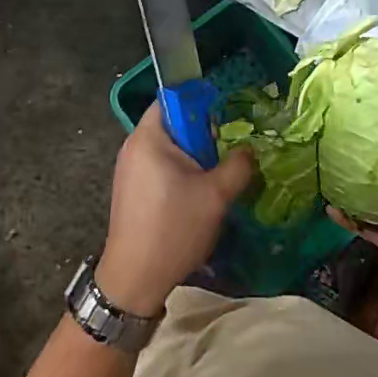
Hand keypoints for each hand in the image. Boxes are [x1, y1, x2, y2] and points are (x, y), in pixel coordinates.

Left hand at [100, 101, 255, 316]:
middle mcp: (133, 146)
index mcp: (148, 137)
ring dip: (194, 159)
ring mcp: (128, 170)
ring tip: (217, 177)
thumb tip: (249, 150)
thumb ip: (238, 165)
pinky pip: (159, 168)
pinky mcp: (130, 190)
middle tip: (229, 152)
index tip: (226, 117)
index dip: (200, 101)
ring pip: (168, 150)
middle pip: (173, 125)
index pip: (172, 99)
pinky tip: (197, 197)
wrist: (135, 277)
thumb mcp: (216, 195)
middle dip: (202, 136)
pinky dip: (180, 175)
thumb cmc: (174, 227)